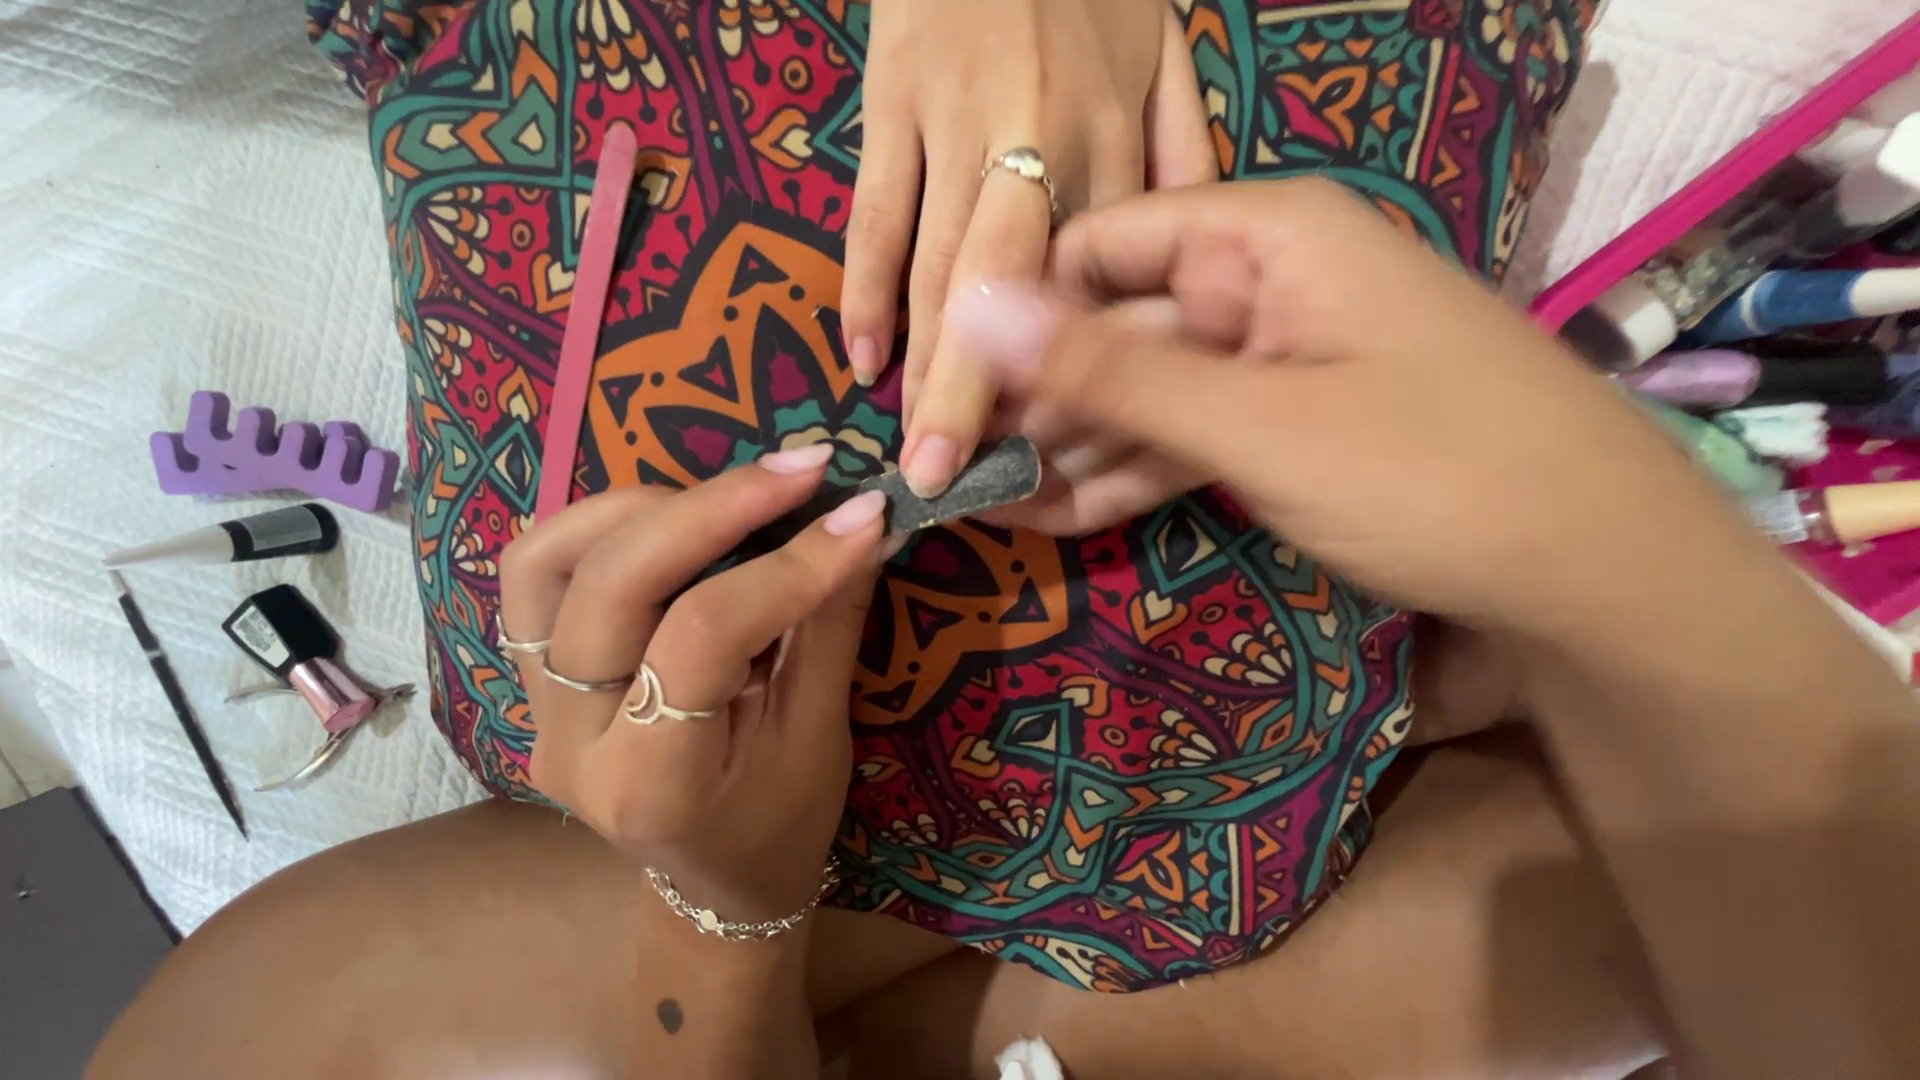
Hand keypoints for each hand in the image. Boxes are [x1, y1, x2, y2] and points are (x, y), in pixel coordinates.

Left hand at [498, 443, 886, 921]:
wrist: (714, 879)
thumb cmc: (781, 823)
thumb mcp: (820, 732)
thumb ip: (832, 620)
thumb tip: (866, 522)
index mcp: (653, 780)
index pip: (706, 637)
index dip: (788, 564)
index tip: (861, 514)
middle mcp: (570, 740)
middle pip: (612, 585)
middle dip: (713, 508)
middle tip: (801, 470)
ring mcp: (534, 705)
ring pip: (546, 563)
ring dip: (644, 505)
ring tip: (733, 493)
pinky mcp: (531, 675)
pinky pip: (539, 573)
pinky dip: (604, 524)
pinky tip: (675, 516)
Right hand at [840, 0, 1212, 499]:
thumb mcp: (1172, 55)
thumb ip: (1179, 158)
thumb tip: (1181, 256)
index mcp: (1123, 134)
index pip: (1094, 282)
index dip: (1069, 371)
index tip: (1052, 449)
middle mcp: (1046, 135)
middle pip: (1012, 290)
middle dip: (979, 394)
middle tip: (954, 480)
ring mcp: (960, 118)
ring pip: (939, 264)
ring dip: (924, 363)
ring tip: (916, 446)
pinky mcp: (890, 98)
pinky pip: (873, 213)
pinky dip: (860, 288)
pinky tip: (862, 358)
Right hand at [949, 180, 1766, 638]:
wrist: (1591, 577)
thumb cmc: (1430, 472)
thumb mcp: (1254, 418)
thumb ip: (1110, 367)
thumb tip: (977, 306)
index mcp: (1262, 237)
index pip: (1102, 245)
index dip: (1020, 309)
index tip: (949, 383)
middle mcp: (1258, 283)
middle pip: (1114, 330)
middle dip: (1036, 403)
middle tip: (953, 470)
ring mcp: (1268, 362)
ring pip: (1141, 397)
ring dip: (1069, 454)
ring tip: (986, 508)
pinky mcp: (1277, 428)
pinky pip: (1180, 442)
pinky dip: (1125, 479)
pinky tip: (1055, 520)